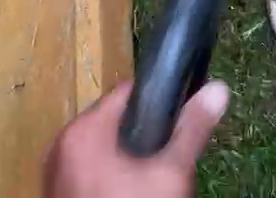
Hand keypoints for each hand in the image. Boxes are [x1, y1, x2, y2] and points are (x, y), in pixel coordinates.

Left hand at [43, 81, 229, 197]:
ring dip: (131, 161)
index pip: (128, 92)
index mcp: (82, 129)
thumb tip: (218, 89)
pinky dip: (112, 180)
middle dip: (145, 137)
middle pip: (117, 122)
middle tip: (169, 162)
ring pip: (106, 150)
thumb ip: (192, 130)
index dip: (159, 102)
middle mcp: (61, 145)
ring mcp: (56, 174)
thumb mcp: (169, 176)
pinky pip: (92, 173)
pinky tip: (132, 197)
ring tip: (153, 183)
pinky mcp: (59, 196)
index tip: (181, 120)